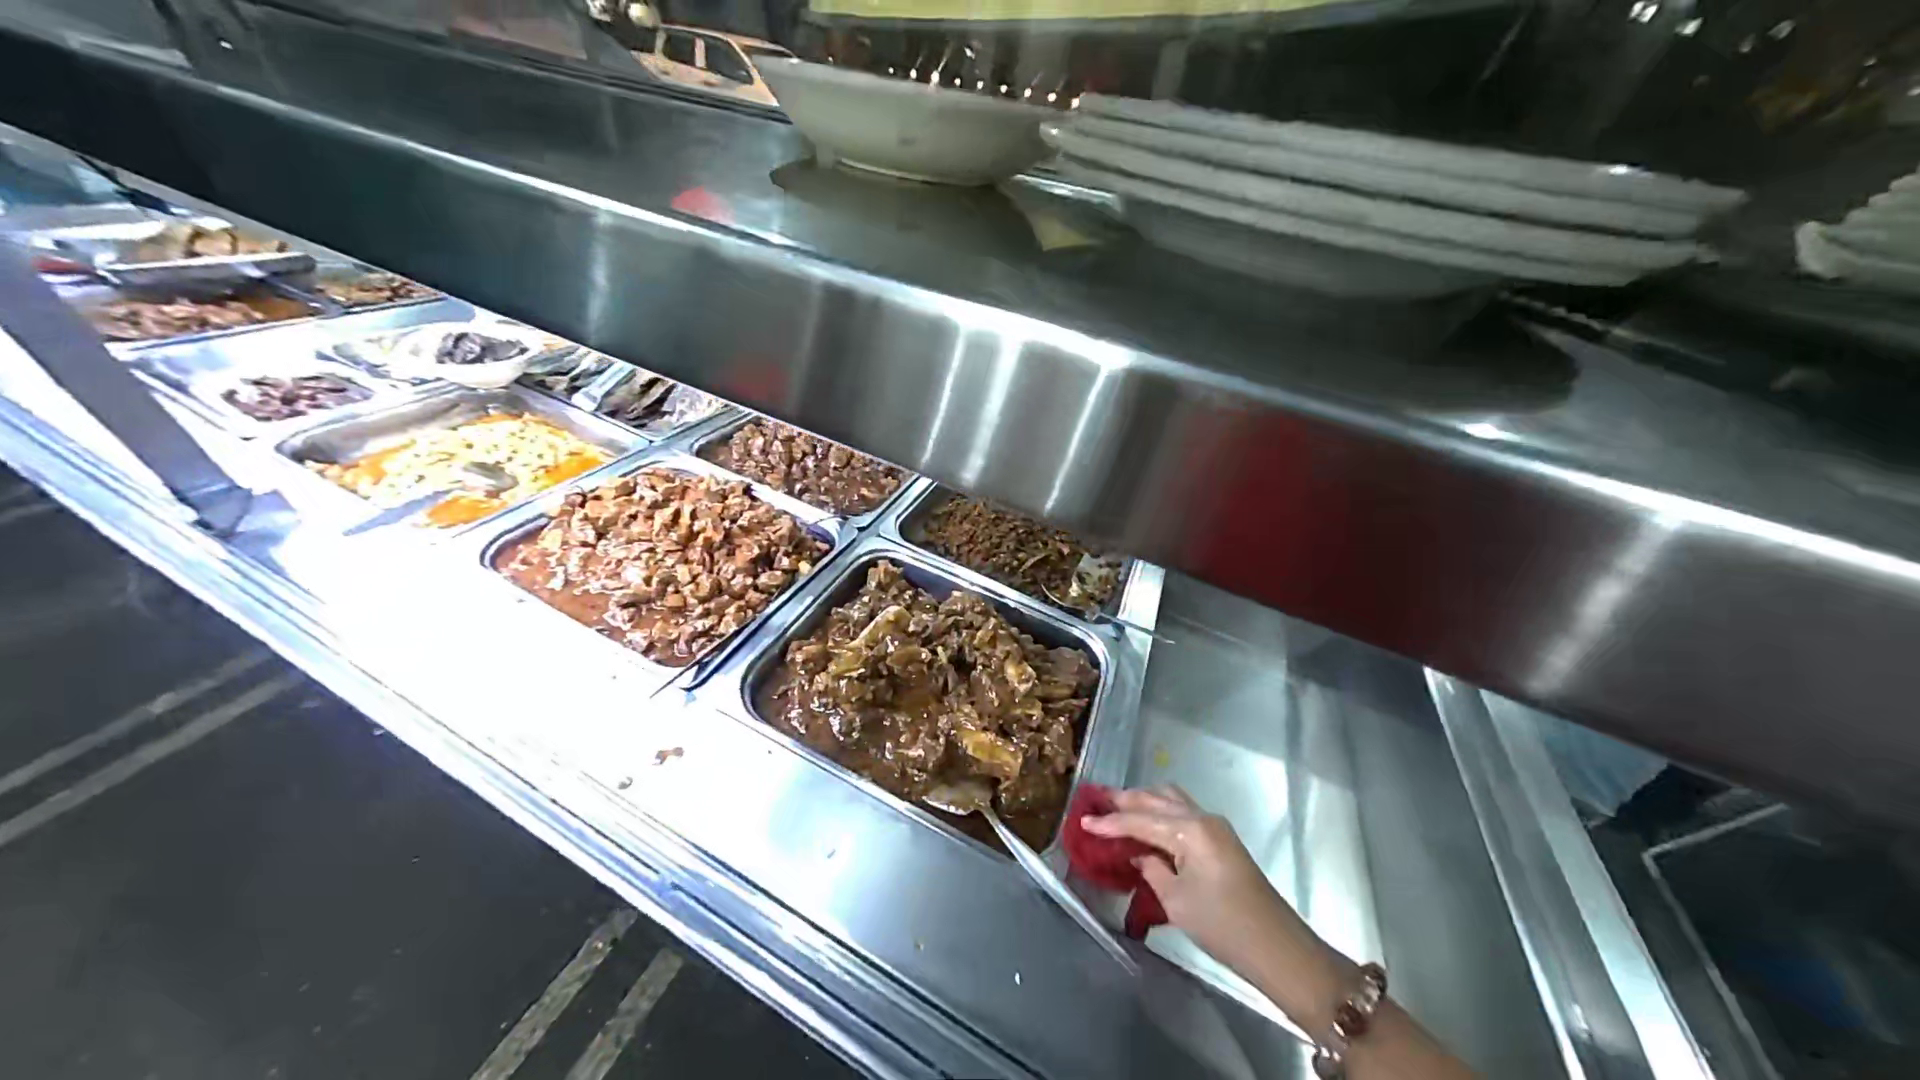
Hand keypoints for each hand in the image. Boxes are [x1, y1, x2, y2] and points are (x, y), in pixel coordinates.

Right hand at [1081, 787, 1350, 1021]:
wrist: (1277, 948)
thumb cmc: (1222, 925)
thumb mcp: (1176, 901)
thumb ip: (1151, 869)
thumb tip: (1139, 854)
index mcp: (1189, 830)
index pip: (1140, 820)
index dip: (1109, 822)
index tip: (1083, 821)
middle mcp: (1202, 818)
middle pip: (1156, 799)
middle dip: (1125, 801)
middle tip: (1096, 803)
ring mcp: (1215, 827)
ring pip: (1171, 800)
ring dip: (1145, 801)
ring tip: (1118, 808)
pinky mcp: (1221, 840)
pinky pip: (1183, 812)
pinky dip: (1161, 811)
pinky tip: (1147, 823)